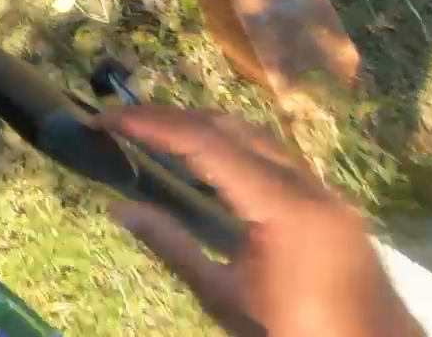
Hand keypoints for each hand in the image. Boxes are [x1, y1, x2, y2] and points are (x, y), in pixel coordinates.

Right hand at [101, 106, 419, 336]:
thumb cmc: (298, 333)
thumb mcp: (227, 300)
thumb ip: (172, 247)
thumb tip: (117, 207)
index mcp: (285, 209)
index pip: (204, 142)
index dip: (148, 124)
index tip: (103, 118)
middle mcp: (309, 188)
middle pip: (226, 127)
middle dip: (166, 116)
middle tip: (118, 119)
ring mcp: (324, 193)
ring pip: (249, 134)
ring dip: (194, 124)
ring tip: (149, 129)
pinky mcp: (328, 203)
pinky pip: (267, 152)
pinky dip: (223, 140)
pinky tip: (197, 155)